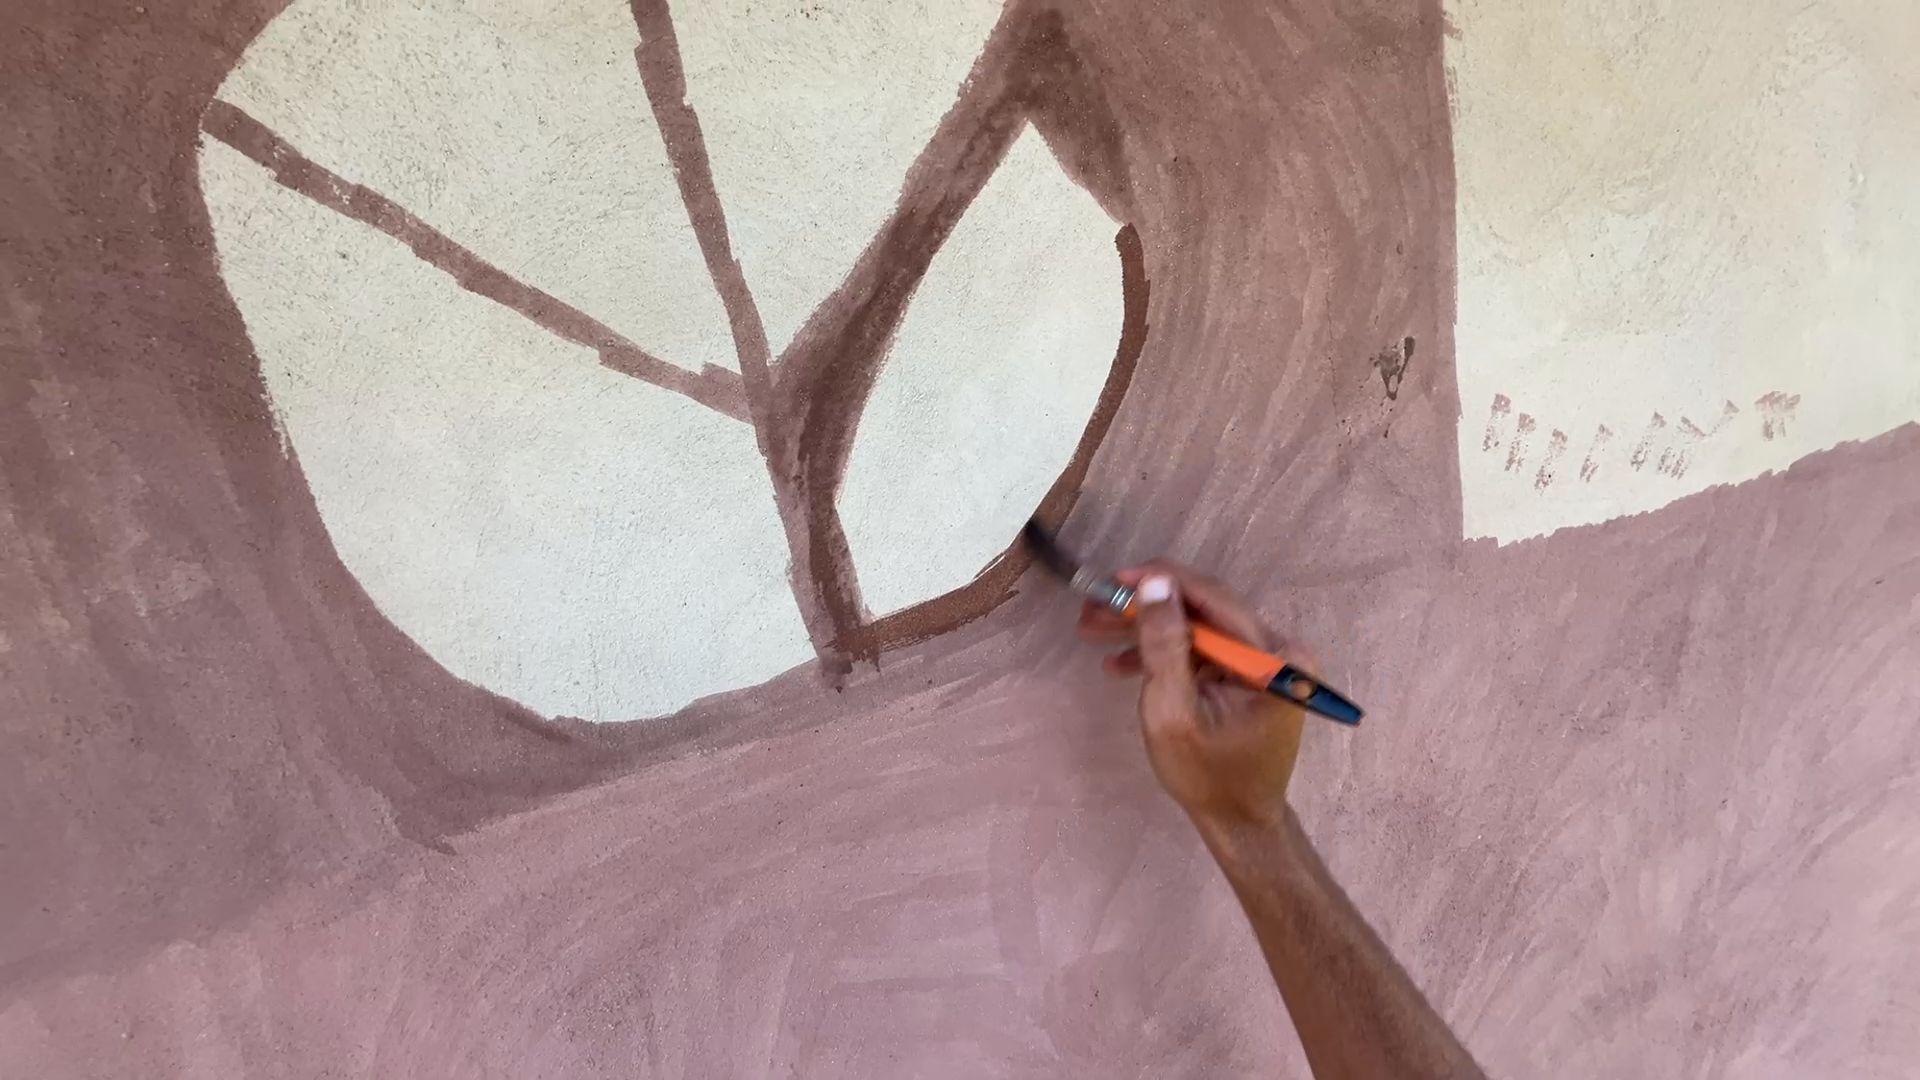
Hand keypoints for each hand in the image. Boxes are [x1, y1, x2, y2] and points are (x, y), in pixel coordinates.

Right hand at [1077, 560, 1309, 825]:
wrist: (1238, 821)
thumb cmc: (1207, 775)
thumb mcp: (1174, 711)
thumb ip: (1164, 645)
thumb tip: (1155, 584)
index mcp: (1275, 657)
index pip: (1212, 599)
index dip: (1161, 582)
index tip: (1113, 579)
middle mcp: (1278, 649)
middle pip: (1201, 609)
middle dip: (1143, 607)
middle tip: (1092, 607)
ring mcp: (1263, 660)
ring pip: (1193, 626)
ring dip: (1144, 627)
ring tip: (1092, 629)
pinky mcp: (1246, 671)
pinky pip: (1198, 648)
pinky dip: (1161, 651)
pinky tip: (1119, 663)